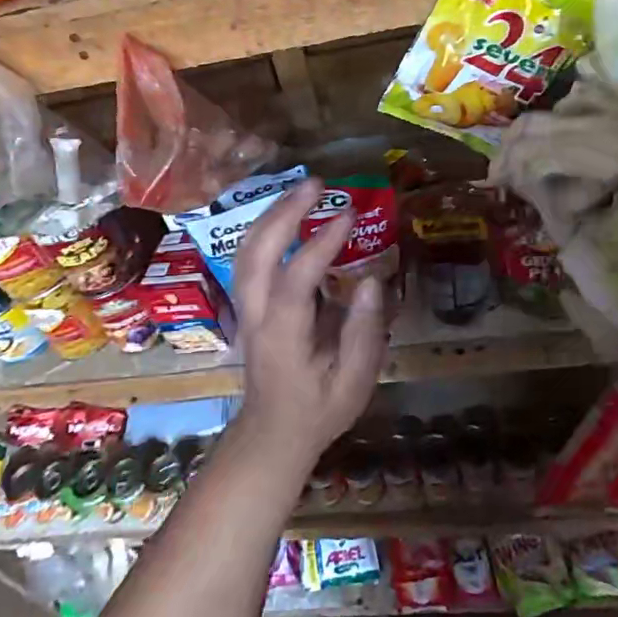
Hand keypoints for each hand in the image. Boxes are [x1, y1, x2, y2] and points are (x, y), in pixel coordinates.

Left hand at [230, 178, 388, 469]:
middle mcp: (255, 314)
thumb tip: (372, 281)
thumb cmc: (317, 411)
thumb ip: (364, 334)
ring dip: (272, 214)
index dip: (321, 244)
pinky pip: (247, 257)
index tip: (348, 215)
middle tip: (317, 184)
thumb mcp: (353, 384)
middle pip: (257, 252)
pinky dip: (265, 229)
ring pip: (245, 250)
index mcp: (282, 336)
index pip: (296, 279)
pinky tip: (286, 214)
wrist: (272, 433)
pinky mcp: (246, 304)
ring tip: (304, 190)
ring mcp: (245, 307)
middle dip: (284, 211)